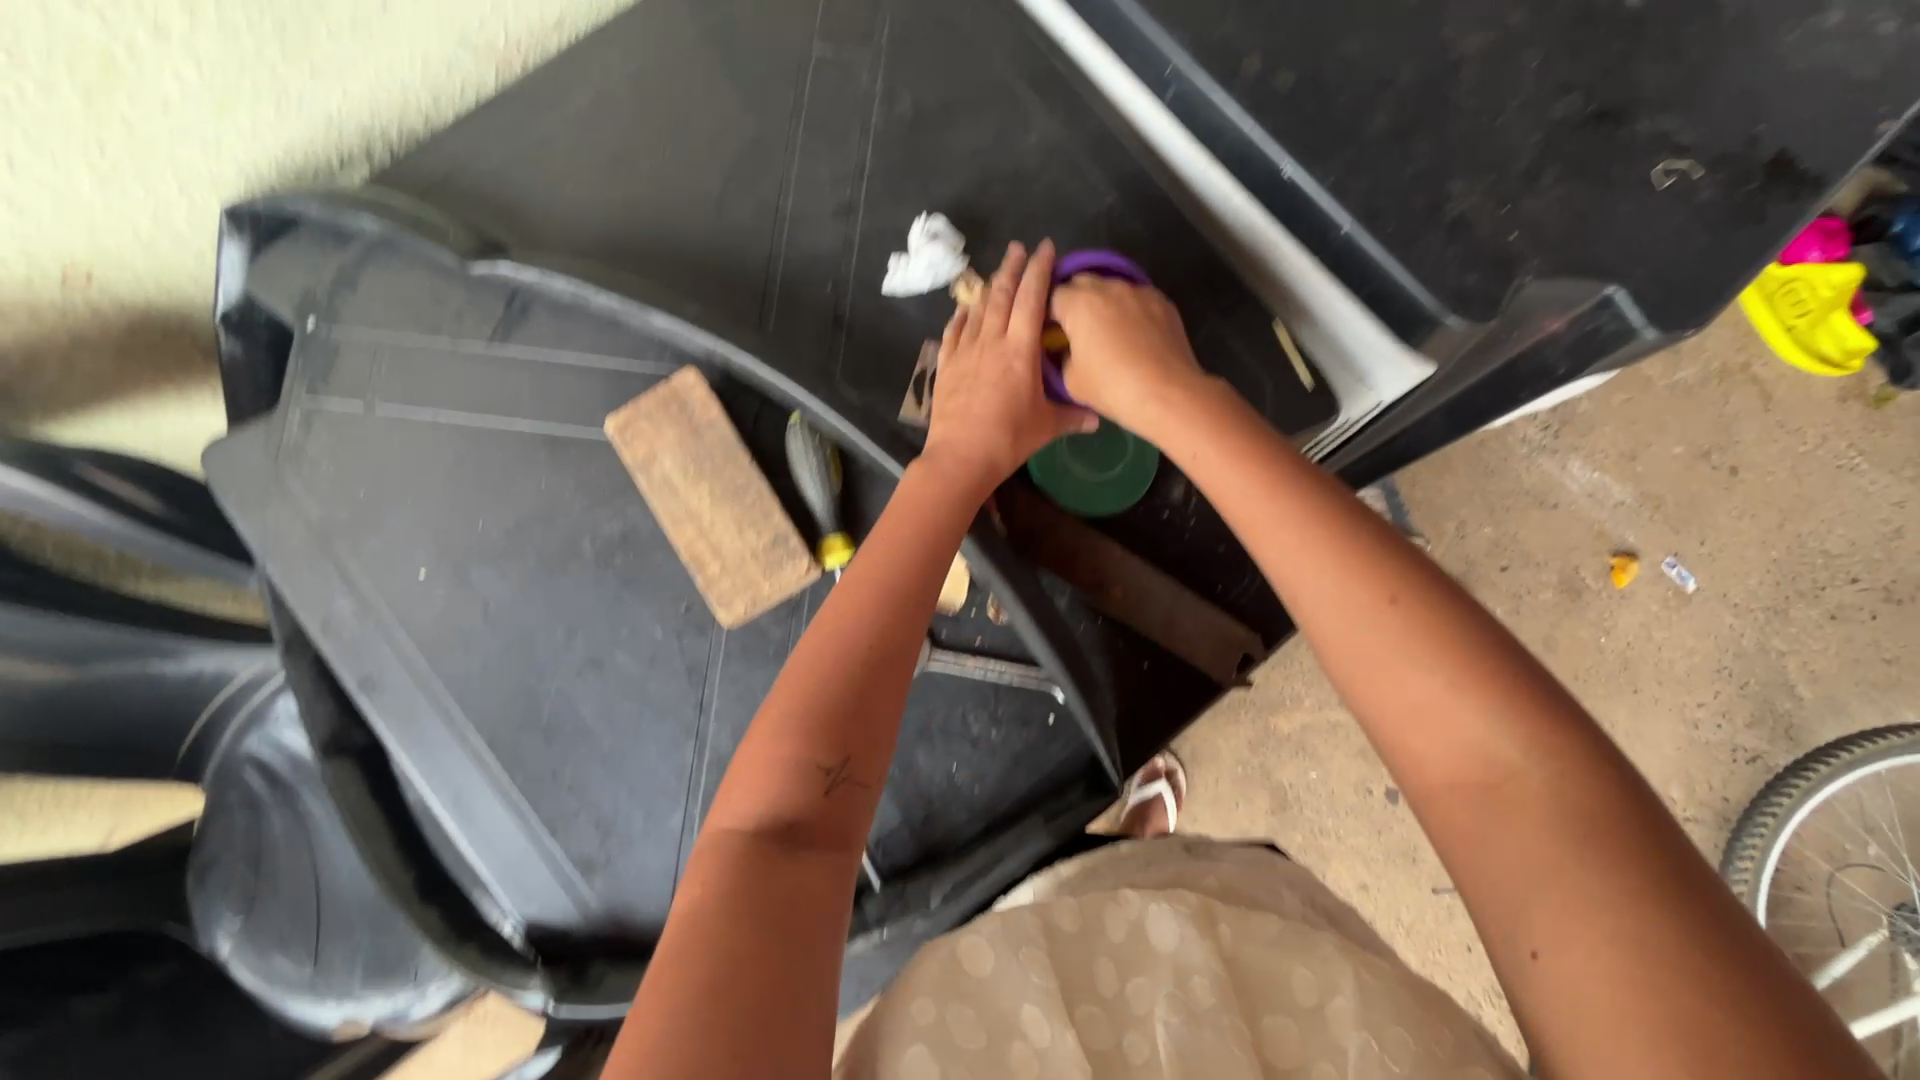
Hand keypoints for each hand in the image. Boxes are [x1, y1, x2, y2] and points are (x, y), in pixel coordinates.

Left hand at [921, 240, 1098, 497]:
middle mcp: (992, 341)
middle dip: (1012, 268)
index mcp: (1021, 349)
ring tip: (996, 273)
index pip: (1032, 298)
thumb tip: (1097, 418)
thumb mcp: (1047, 427)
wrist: (961, 456)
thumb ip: (1072, 417)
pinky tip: (964, 310)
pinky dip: (961, 317)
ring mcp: (965, 352)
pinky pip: (953, 332)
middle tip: (1018, 248)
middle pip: (1001, 294)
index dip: (1040, 270)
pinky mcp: (947, 366)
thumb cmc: (1009, 439)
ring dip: (988, 287)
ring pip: (977, 309)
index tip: (1046, 248)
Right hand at [1050, 274, 1211, 438]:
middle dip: (1074, 300)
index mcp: (1079, 304)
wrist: (1167, 394)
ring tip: (1108, 330)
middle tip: (1076, 328)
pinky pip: (1137, 299)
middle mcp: (1108, 288)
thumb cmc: (1112, 388)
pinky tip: (1135, 334)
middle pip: (1082, 282)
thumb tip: (1069, 350)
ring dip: (1104, 303)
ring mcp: (1139, 291)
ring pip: (1112, 287)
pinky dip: (1129, 310)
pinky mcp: (1162, 302)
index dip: (1048, 313)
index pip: (1052, 295)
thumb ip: (1063, 356)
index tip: (1051, 332)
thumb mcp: (1071, 380)